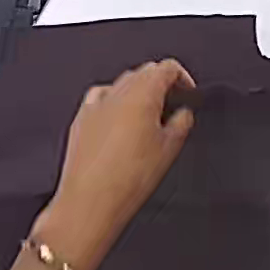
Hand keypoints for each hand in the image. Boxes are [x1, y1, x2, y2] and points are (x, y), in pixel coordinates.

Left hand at [32, 59, 195, 269]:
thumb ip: (182, 122)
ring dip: (139, 90)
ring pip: (123, 81)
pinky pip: (101, 96)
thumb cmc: (127, 179)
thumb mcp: (169, 149)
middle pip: (146, 71)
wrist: (90, 203)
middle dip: (162, 82)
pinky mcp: (82, 118)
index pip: (168, 67)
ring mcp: (97, 103)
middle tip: (172, 102)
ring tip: (148, 113)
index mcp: (144, 93)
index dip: (182, 77)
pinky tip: (118, 116)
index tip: (187, 91)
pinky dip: (113, 99)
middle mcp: (119, 92)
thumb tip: (183, 114)